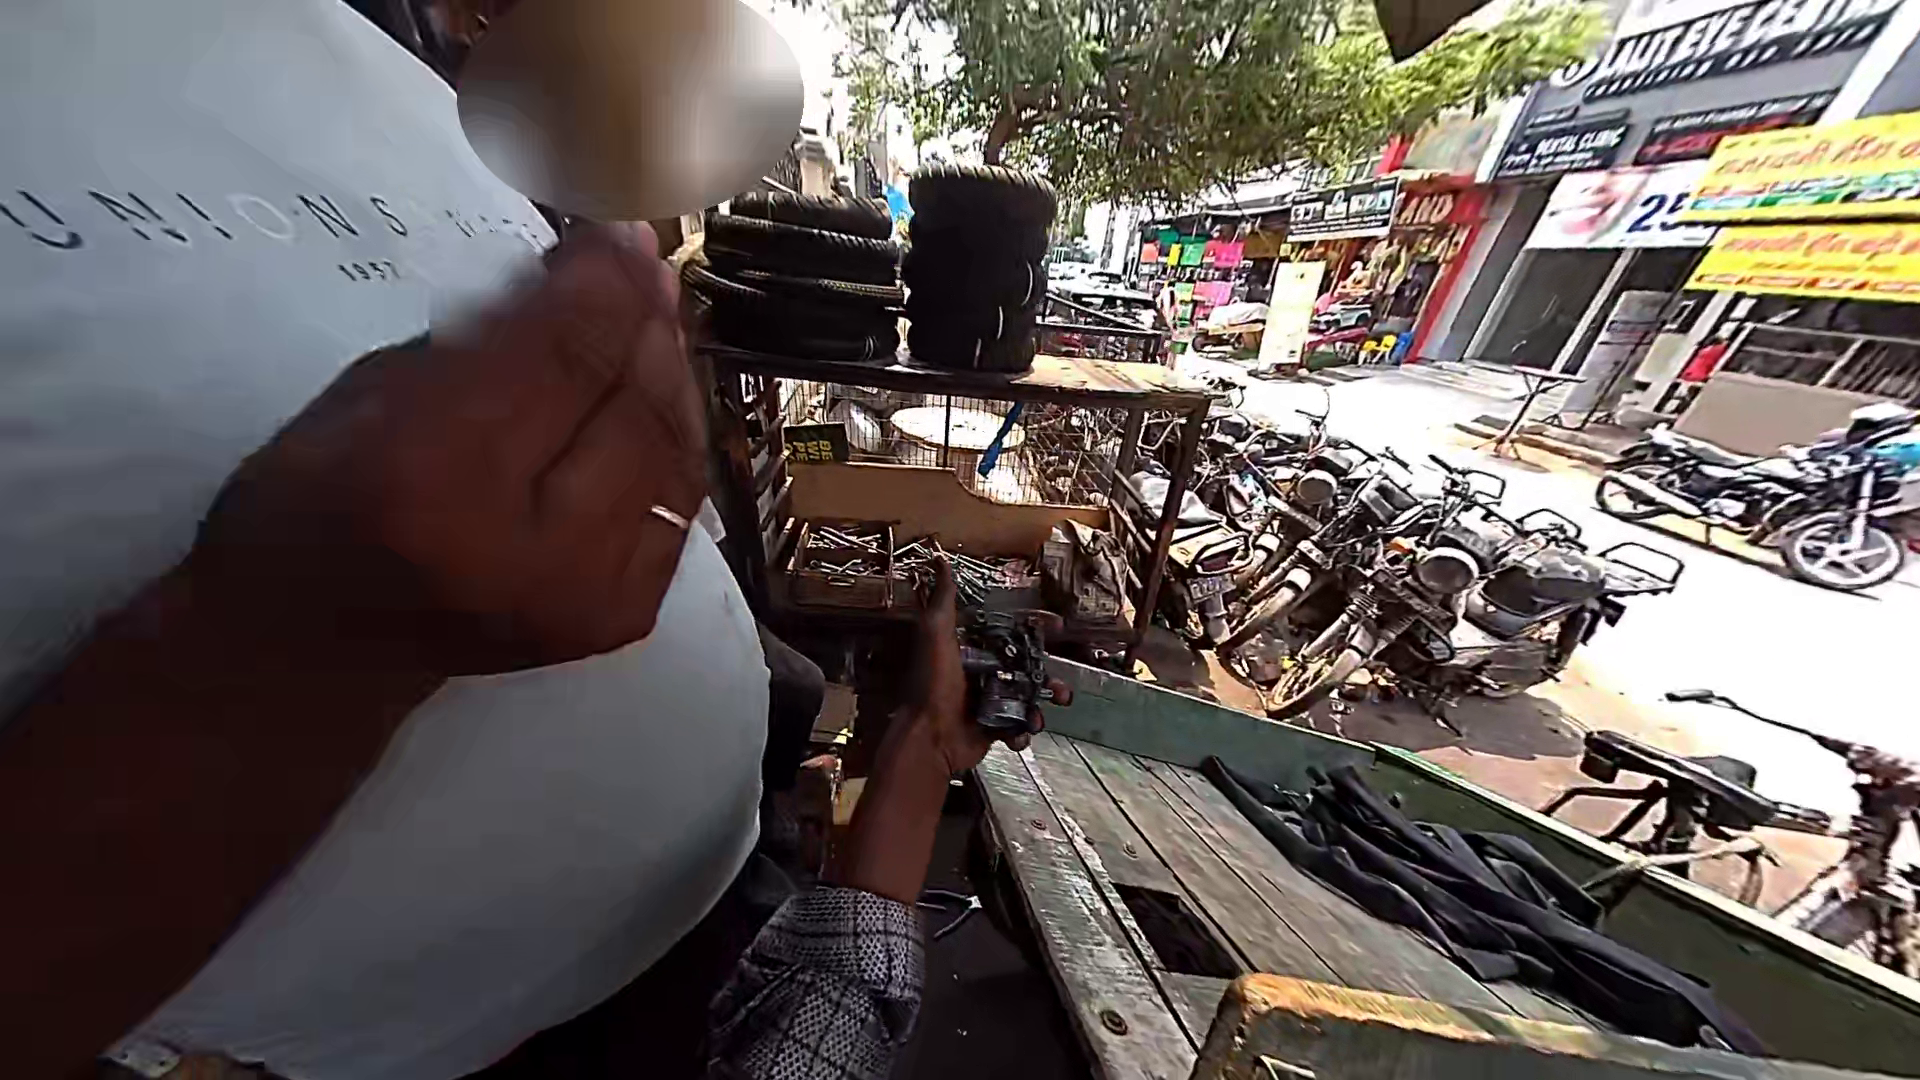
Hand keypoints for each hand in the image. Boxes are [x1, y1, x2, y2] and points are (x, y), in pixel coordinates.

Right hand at [183, 224, 705, 674]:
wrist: (334, 647)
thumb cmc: (318, 514)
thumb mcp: (368, 401)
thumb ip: (487, 342)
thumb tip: (592, 285)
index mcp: (435, 482)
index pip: (560, 359)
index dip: (606, 290)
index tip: (626, 239)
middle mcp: (536, 548)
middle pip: (631, 409)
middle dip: (648, 329)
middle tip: (655, 275)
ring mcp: (597, 593)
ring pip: (671, 457)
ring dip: (675, 381)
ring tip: (666, 326)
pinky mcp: (630, 613)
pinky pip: (680, 506)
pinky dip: (678, 444)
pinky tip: (671, 401)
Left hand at [834, 560, 1070, 903]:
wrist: (929, 737)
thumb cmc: (933, 682)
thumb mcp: (936, 634)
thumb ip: (943, 599)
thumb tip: (939, 558)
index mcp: (972, 648)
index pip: (1010, 631)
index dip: (1035, 627)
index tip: (1058, 624)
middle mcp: (983, 671)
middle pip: (1026, 666)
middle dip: (1047, 674)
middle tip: (1062, 684)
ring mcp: (990, 701)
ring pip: (1028, 697)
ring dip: (1041, 704)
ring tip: (1046, 711)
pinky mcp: (993, 727)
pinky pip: (1017, 726)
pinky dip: (1023, 731)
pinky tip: (1020, 734)